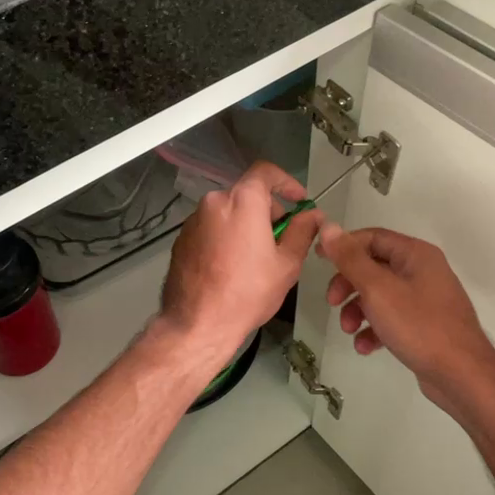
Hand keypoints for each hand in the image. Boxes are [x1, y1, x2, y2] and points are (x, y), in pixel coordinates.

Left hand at [160, 162, 321, 361]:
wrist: (197, 323)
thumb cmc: (247, 293)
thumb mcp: (286, 264)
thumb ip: (302, 231)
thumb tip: (313, 214)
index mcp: (242, 201)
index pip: (265, 171)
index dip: (286, 182)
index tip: (298, 201)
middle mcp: (213, 202)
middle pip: (246, 194)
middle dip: (267, 211)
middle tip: (280, 240)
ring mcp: (193, 220)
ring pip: (227, 212)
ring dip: (245, 225)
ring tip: (256, 259)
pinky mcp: (181, 238)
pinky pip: (211, 227)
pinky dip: (225, 237)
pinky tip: (231, 266)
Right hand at [318, 224, 494, 419]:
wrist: (461, 375)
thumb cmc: (419, 325)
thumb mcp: (377, 289)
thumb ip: (350, 258)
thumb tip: (328, 228)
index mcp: (415, 255)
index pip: (372, 237)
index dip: (343, 246)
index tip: (318, 261)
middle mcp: (423, 271)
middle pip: (373, 267)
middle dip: (348, 285)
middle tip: (332, 302)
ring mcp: (425, 299)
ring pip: (380, 295)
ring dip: (358, 310)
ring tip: (348, 330)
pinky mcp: (425, 325)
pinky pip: (392, 318)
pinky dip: (375, 329)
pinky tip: (365, 347)